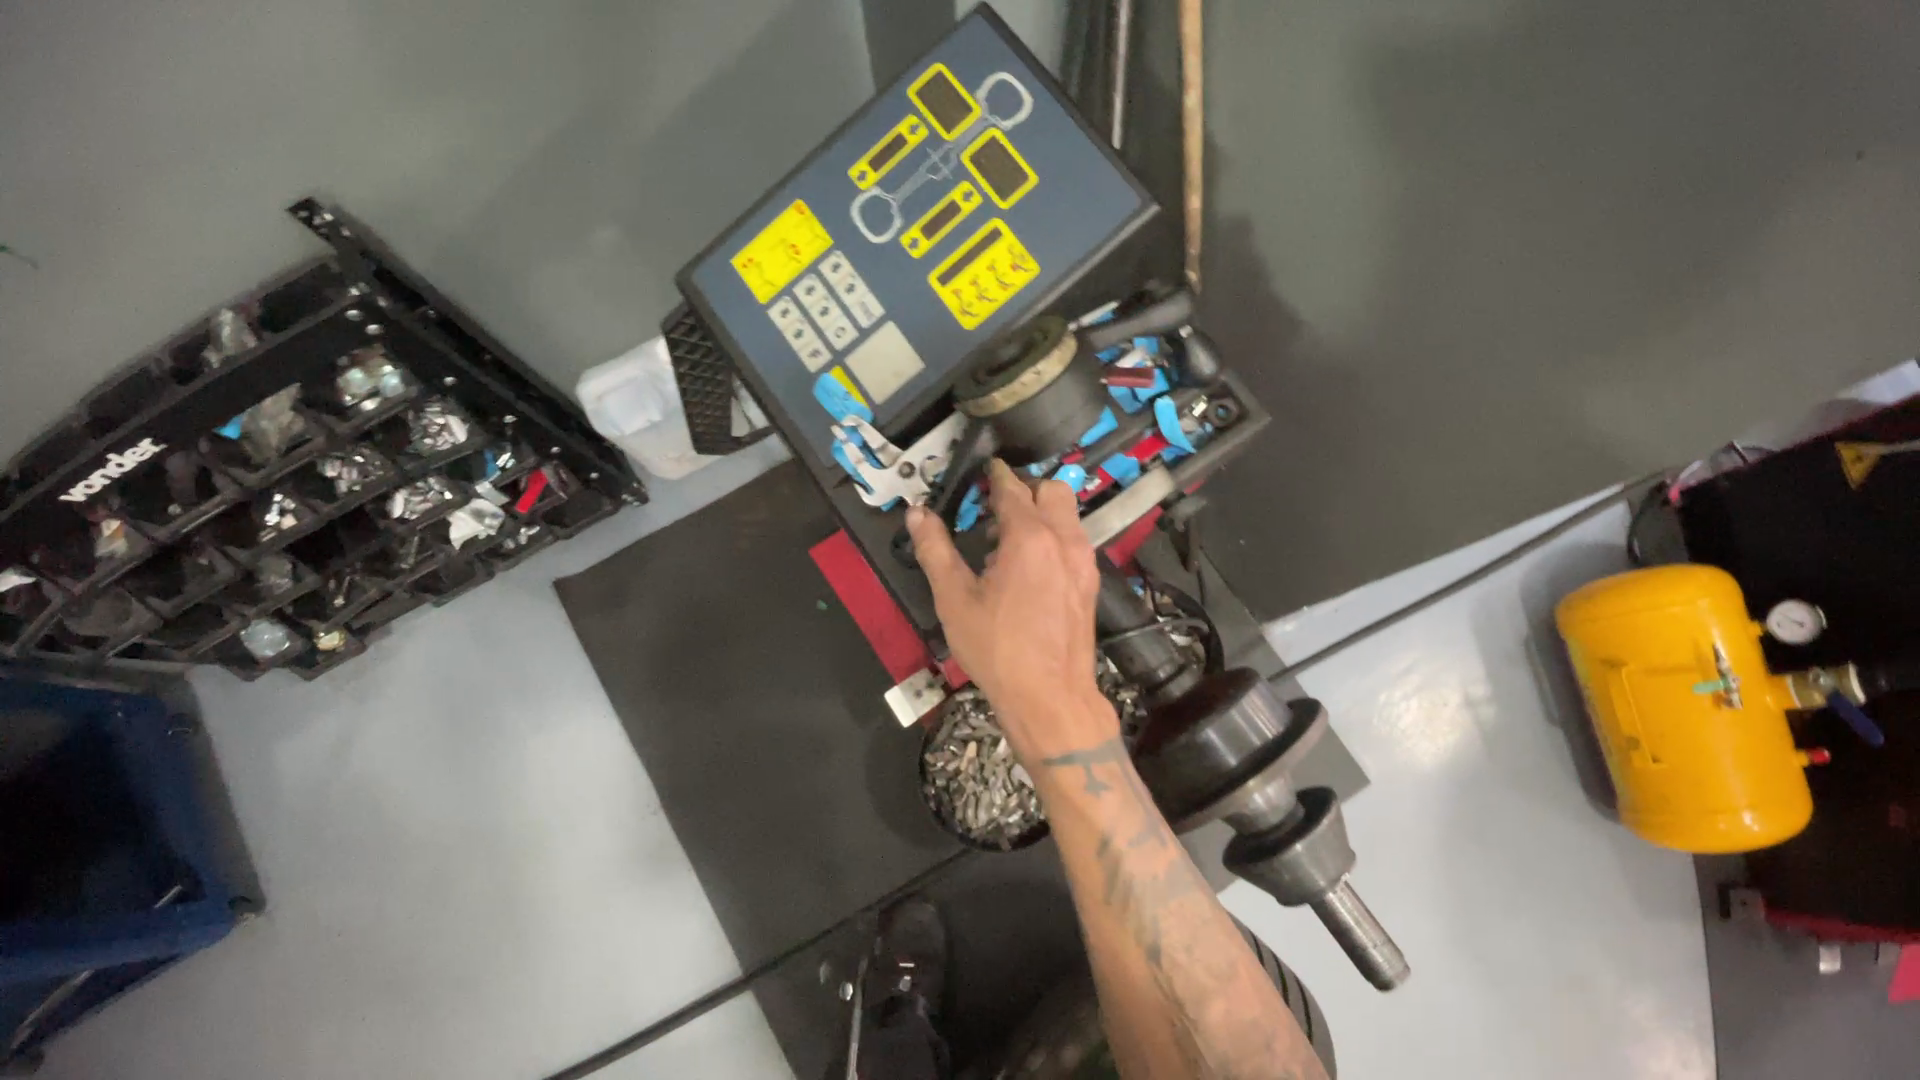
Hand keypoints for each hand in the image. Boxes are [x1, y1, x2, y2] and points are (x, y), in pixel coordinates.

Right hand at [906, 460, 1118, 759]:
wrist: (1049, 698)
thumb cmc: (997, 649)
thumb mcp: (954, 599)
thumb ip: (935, 550)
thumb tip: (918, 515)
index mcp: (1030, 538)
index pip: (1012, 488)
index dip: (993, 476)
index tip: (980, 472)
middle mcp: (1064, 541)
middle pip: (1051, 490)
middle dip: (1023, 490)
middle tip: (993, 509)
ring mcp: (1083, 562)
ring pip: (1067, 515)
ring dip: (1039, 514)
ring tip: (1004, 544)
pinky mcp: (1090, 583)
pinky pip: (1073, 542)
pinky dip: (1052, 538)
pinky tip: (1026, 570)